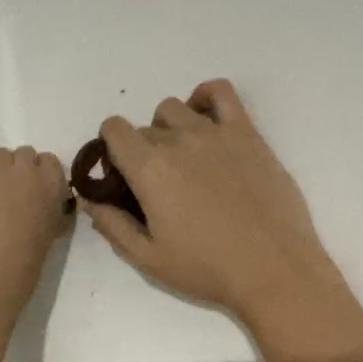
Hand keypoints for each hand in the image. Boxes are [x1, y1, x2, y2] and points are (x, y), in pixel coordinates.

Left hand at [0, 141, 72, 333]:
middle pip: (25, 155)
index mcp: (53, 191)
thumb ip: (51, 217)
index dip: (41, 180)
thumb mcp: (48, 243)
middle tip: (9, 202)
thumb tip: (51, 209)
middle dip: (19, 174)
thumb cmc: (19, 276)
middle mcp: (28, 173)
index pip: (51, 164)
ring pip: (0, 154)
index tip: (33, 199)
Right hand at [81, 80, 335, 321]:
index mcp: (151, 169)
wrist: (272, 268)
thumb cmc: (205, 269)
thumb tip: (90, 200)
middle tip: (153, 191)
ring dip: (167, 130)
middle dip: (139, 153)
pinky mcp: (247, 133)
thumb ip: (113, 226)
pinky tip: (204, 124)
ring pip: (175, 109)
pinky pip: (220, 92)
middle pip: (144, 128)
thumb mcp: (148, 258)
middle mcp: (180, 139)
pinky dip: (204, 99)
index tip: (118, 180)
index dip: (108, 152)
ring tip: (180, 163)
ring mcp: (216, 132)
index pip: (113, 130)